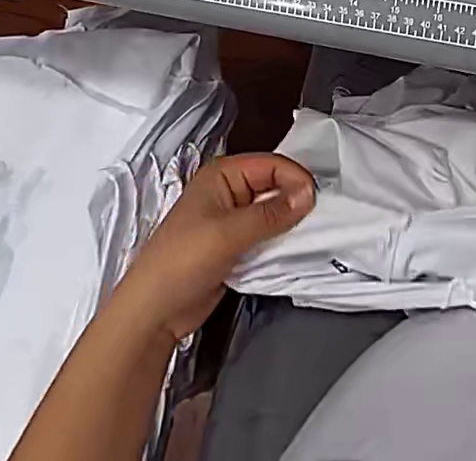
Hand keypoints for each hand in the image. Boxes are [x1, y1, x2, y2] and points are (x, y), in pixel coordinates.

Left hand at [106, 153, 314, 342]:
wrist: (154, 311)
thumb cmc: (183, 261)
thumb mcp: (229, 233)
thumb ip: (271, 214)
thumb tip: (308, 194)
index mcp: (222, 174)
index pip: (270, 164)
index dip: (294, 178)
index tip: (317, 200)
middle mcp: (229, 190)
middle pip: (273, 184)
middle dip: (295, 198)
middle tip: (322, 216)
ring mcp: (232, 218)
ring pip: (272, 210)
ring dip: (290, 221)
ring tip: (314, 232)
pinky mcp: (236, 244)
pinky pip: (267, 234)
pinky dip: (281, 239)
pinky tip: (297, 248)